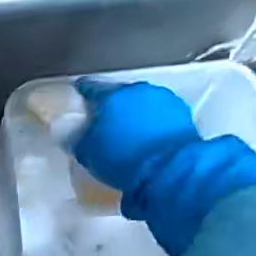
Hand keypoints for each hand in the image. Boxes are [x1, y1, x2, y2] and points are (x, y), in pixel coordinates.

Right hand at [71, 80, 200, 193]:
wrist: (169, 168)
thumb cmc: (122, 157)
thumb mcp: (86, 152)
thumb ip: (77, 137)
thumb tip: (73, 132)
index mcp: (112, 96)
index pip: (91, 87)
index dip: (81, 91)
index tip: (77, 93)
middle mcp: (139, 91)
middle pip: (118, 93)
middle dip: (109, 104)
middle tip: (99, 119)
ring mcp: (164, 100)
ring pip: (140, 102)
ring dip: (131, 112)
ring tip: (123, 131)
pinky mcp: (182, 113)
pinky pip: (158, 113)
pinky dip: (149, 122)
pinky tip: (142, 137)